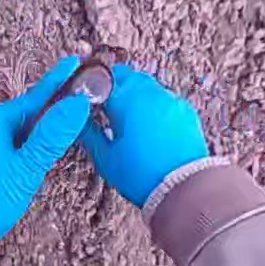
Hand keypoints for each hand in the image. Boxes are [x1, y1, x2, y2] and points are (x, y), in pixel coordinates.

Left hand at [0, 56, 93, 265]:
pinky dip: (24, 149)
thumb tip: (77, 104)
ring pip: (17, 132)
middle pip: (27, 114)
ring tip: (62, 139)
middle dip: (52, 117)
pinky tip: (35, 160)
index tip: (76, 63)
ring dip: (38, 138)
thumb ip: (52, 136)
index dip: (60, 84)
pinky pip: (7, 144)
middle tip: (81, 108)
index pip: (35, 98)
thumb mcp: (27, 169)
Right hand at [78, 63, 209, 205]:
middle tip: (102, 105)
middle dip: (112, 86)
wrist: (183, 189)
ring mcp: (171, 101)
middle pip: (126, 76)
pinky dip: (151, 105)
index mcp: (128, 101)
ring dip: (133, 94)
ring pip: (146, 85)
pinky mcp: (185, 111)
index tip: (84, 99)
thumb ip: (90, 135)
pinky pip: (163, 99)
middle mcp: (152, 94)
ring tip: (124, 117)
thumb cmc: (144, 177)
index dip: (90, 88)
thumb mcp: (107, 159)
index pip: (102, 80)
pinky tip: (146, 125)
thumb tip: (78, 122)